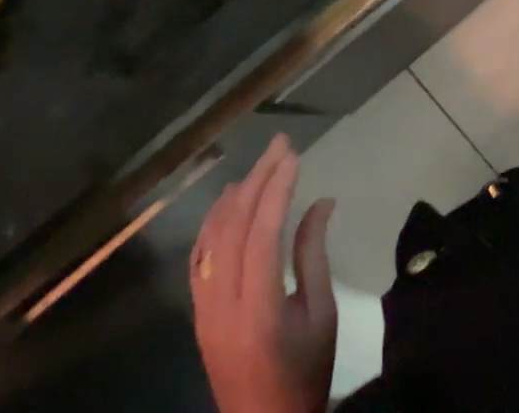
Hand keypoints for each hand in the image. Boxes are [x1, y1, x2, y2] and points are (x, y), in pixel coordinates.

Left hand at [191, 135, 336, 412]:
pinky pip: (199, 259)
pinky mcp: (197, 314)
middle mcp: (223, 303)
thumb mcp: (322, 314)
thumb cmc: (305, 371)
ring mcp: (203, 309)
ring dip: (234, 197)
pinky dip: (213, 225)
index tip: (293, 155)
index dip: (277, 188)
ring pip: (211, 238)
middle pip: (235, 227)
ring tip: (258, 168)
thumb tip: (321, 201)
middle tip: (279, 146)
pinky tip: (228, 205)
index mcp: (259, 307)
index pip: (263, 232)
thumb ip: (314, 255)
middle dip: (257, 180)